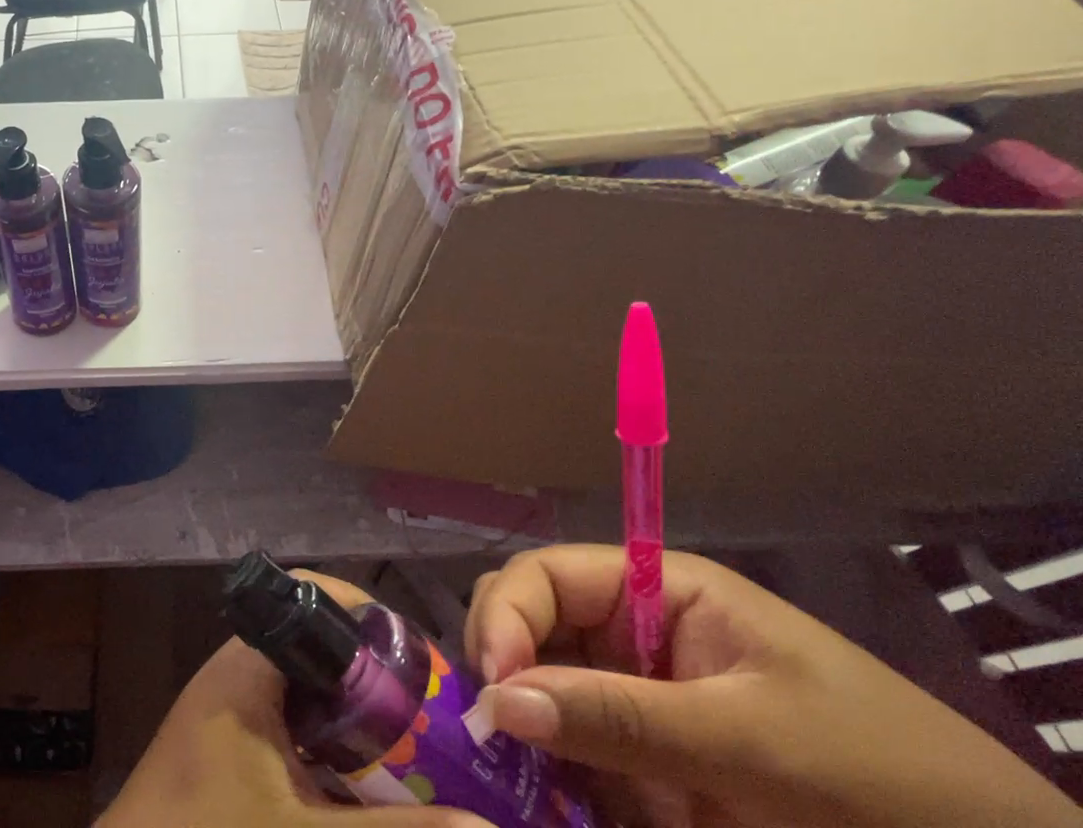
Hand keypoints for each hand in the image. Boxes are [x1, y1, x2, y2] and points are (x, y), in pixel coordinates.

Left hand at [100, 570, 492, 827]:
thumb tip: (489, 827)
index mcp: (249, 669)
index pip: (316, 600)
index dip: (376, 620)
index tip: (430, 667)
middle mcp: (238, 675)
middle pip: (321, 648)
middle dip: (381, 680)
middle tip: (440, 720)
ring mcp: (229, 710)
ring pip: (310, 692)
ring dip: (360, 718)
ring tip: (422, 752)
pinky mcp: (227, 745)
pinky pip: (292, 725)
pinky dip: (332, 745)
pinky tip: (370, 785)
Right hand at [466, 545, 1081, 827]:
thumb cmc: (883, 780)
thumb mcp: (752, 743)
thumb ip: (620, 717)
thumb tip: (495, 700)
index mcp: (661, 593)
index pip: (547, 576)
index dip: (507, 615)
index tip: (494, 685)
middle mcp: (636, 636)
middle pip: (531, 628)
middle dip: (503, 672)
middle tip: (493, 737)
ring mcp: (638, 702)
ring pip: (540, 695)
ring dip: (518, 733)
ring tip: (509, 781)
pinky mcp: (644, 765)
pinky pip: (570, 755)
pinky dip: (547, 776)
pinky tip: (541, 802)